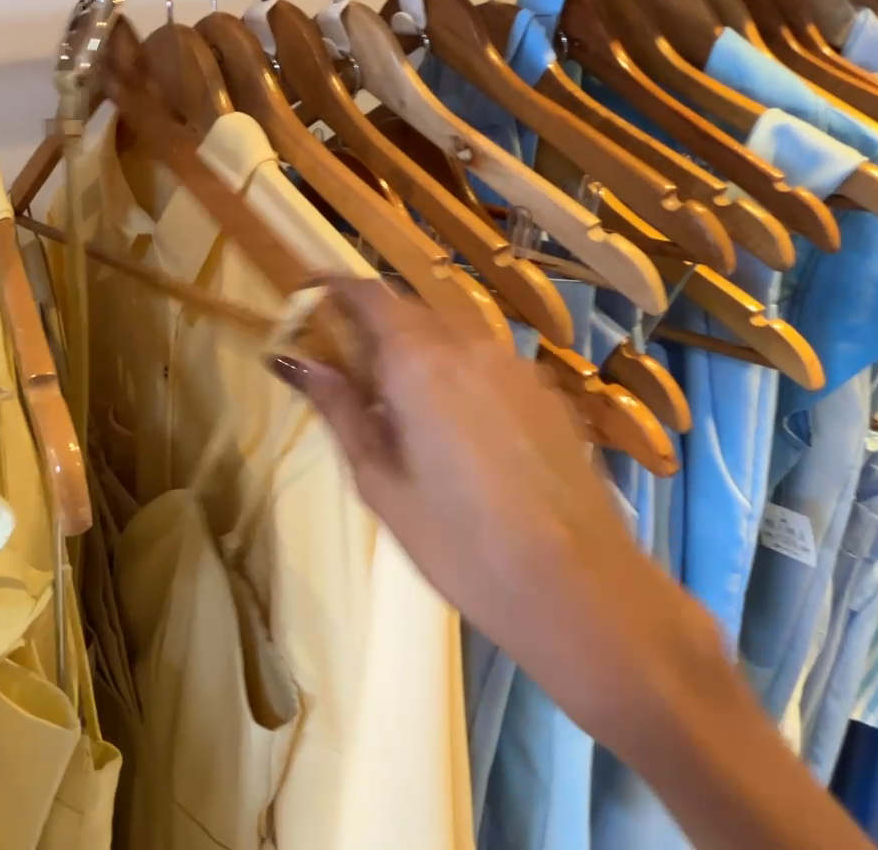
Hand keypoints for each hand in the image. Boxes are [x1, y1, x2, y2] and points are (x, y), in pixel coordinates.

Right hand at [270, 278, 714, 738]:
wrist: (580, 590)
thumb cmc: (458, 543)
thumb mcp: (379, 482)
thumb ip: (339, 410)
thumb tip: (297, 361)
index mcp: (420, 361)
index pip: (370, 294)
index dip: (334, 288)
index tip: (306, 299)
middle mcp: (470, 347)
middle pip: (410, 310)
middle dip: (369, 324)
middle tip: (340, 364)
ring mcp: (516, 368)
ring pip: (450, 335)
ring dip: (412, 348)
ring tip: (391, 401)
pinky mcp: (547, 395)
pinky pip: (484, 362)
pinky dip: (452, 371)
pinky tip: (450, 426)